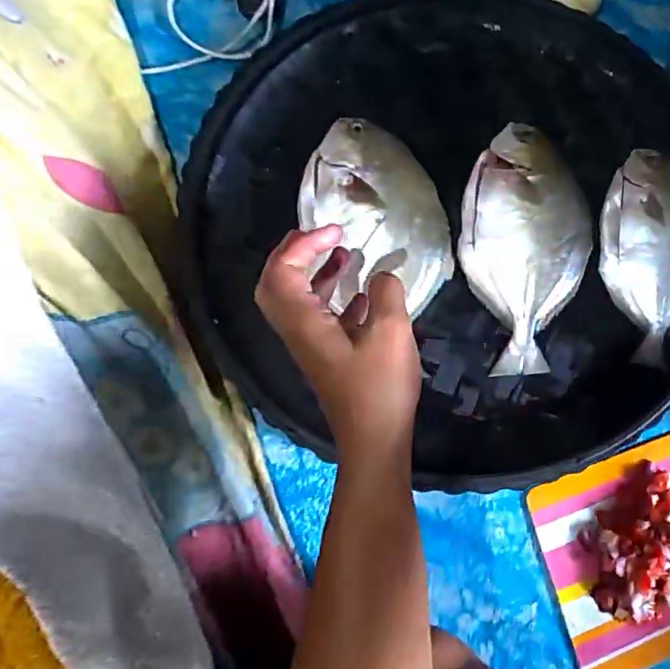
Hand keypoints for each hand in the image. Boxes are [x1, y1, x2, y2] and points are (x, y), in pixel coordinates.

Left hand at [255, 225, 420, 452]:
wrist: (374, 438)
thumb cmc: (380, 387)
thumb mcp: (391, 334)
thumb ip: (387, 294)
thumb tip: (381, 275)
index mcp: (303, 322)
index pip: (283, 271)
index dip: (304, 244)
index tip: (338, 231)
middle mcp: (298, 331)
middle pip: (277, 283)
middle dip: (297, 254)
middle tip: (325, 236)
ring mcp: (311, 345)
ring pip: (299, 300)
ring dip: (317, 273)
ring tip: (346, 255)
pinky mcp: (328, 357)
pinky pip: (320, 316)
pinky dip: (335, 296)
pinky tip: (364, 293)